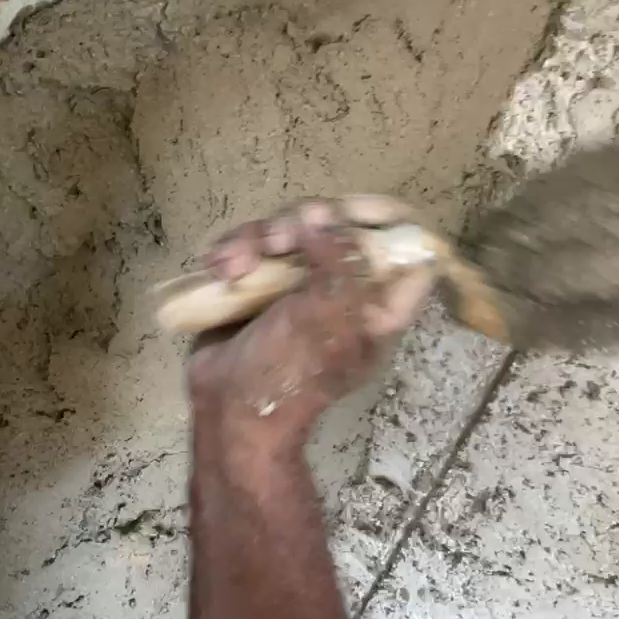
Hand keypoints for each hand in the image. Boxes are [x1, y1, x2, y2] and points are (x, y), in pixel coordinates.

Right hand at [187, 199, 435, 452]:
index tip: (344, 212)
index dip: (383, 220)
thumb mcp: (325, 318)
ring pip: (283, 232)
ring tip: (230, 266)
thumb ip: (339, 262)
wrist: (228, 407)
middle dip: (297, 224)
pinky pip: (249, 248)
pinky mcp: (255, 284)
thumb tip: (324, 218)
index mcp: (376, 304)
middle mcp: (340, 289)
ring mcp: (294, 285)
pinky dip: (231, 251)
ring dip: (252, 241)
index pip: (403, 249)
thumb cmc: (288, 373)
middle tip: (276, 240)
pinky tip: (215, 266)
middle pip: (333, 226)